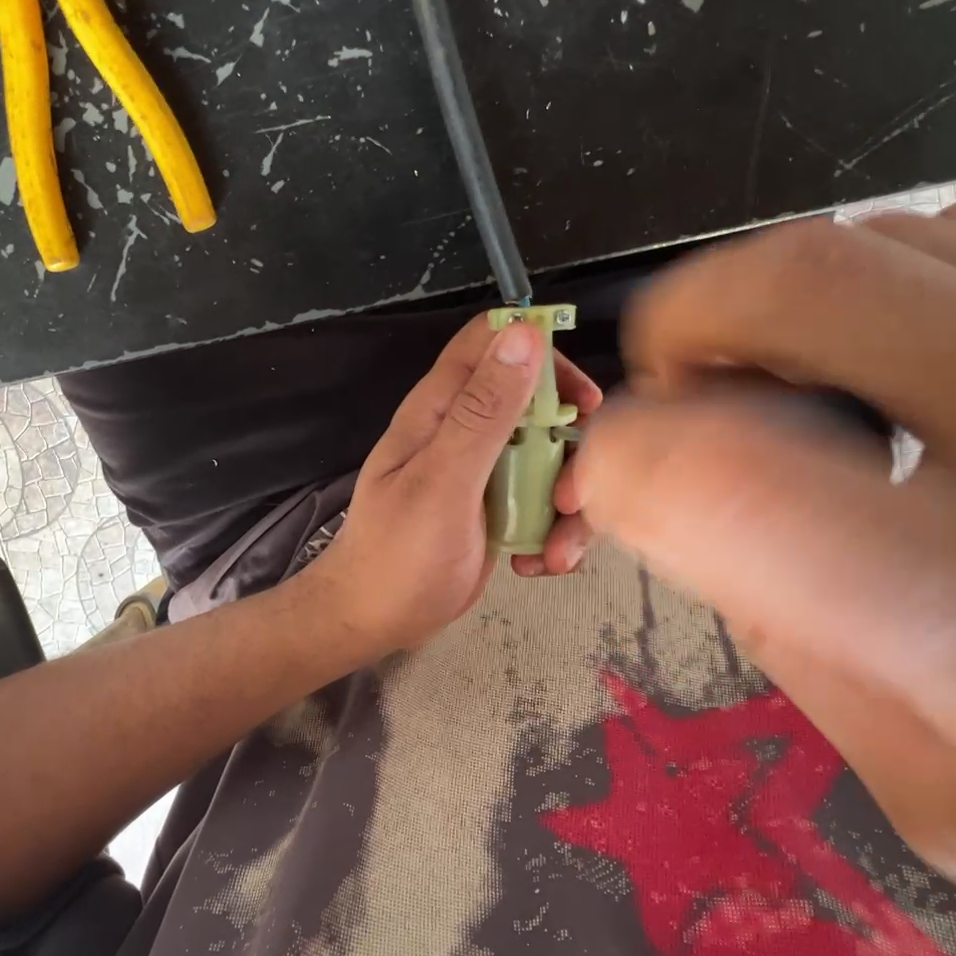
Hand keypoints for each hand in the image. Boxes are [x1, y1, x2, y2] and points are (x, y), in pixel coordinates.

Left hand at [305, 313, 602, 659]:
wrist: (375, 621)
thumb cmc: (399, 553)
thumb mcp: (443, 480)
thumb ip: (483, 411)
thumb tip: (524, 334)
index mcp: (440, 407)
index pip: (492, 341)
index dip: (541, 353)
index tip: (580, 399)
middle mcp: (463, 429)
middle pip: (537, 402)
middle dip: (569, 445)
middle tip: (574, 492)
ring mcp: (482, 471)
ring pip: (549, 458)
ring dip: (567, 504)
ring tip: (554, 551)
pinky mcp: (497, 509)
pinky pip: (543, 501)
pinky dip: (552, 533)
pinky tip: (535, 565)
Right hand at [562, 199, 955, 955]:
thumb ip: (806, 652)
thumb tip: (694, 508)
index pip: (746, 483)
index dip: (628, 454)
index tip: (614, 473)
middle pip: (818, 288)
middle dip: (686, 319)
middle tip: (677, 382)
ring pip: (897, 241)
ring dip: (782, 304)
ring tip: (791, 379)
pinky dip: (888, 281)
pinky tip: (899, 353)